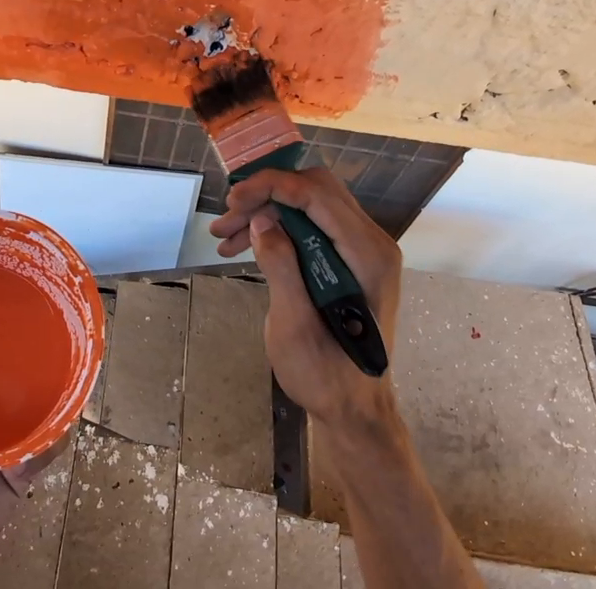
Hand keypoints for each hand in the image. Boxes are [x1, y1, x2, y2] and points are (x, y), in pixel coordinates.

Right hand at [208, 167, 403, 428]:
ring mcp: (362, 250)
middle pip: (315, 189)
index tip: (233, 200)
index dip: (272, 186)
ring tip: (224, 236)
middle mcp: (372, 243)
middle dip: (265, 195)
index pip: (317, 194)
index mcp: (368, 255)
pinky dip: (277, 228)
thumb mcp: (295, 325)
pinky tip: (244, 247)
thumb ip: (281, 267)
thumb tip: (261, 220)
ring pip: (308, 204)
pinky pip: (310, 224)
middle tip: (227, 220)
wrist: (353, 409)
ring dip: (266, 211)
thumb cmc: (326, 375)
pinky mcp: (349, 259)